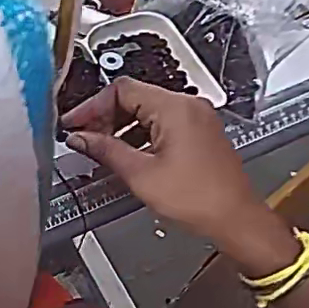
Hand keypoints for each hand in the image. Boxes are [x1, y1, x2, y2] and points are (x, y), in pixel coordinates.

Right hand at [61, 78, 296, 265]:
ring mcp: (195, 118)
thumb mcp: (140, 174)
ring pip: (146, 111)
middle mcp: (188, 106)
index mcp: (174, 108)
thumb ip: (105, 150)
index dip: (92, 106)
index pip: (121, 90)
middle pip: (134, 97)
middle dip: (104, 117)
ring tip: (101, 150)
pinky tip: (126, 155)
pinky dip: (139, 135)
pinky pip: (161, 124)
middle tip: (83, 138)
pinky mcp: (198, 133)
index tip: (74, 124)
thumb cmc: (197, 198)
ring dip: (120, 128)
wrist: (234, 218)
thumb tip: (80, 138)